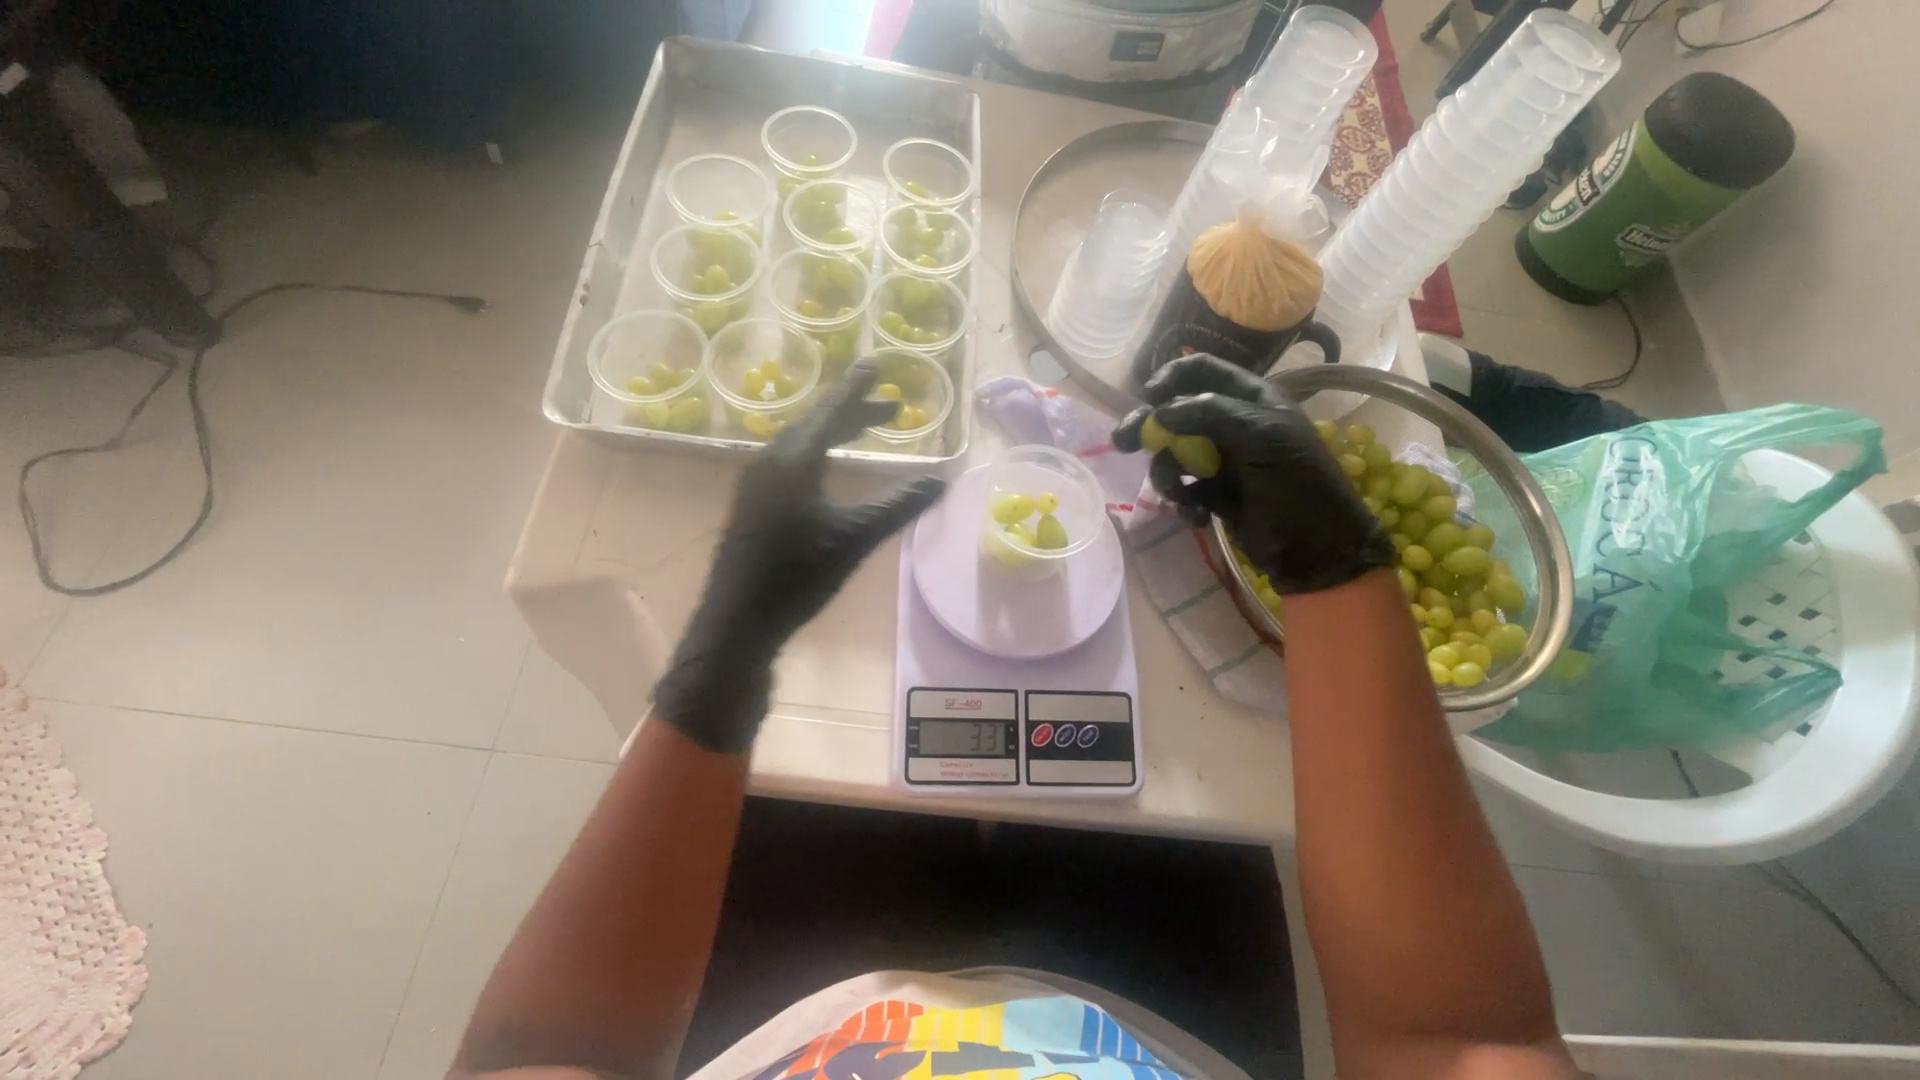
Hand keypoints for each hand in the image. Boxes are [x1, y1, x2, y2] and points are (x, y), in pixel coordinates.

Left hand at [653, 362, 945, 751]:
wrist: (739, 618)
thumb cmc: (799, 574)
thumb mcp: (856, 537)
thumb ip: (899, 506)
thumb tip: (940, 481)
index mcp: (794, 459)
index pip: (831, 411)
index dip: (857, 389)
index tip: (876, 365)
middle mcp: (771, 460)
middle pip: (816, 422)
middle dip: (854, 412)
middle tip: (891, 408)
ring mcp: (757, 482)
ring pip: (800, 442)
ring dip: (834, 432)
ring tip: (863, 431)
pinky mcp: (752, 503)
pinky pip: (789, 460)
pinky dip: (816, 451)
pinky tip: (826, 469)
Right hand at [1113, 354, 1392, 594]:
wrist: (1316, 549)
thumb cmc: (1297, 485)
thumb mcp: (1261, 437)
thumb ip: (1209, 414)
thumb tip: (1159, 411)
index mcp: (1251, 400)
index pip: (1202, 370)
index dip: (1171, 377)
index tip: (1148, 396)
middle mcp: (1234, 425)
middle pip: (1177, 414)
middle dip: (1150, 428)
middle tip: (1122, 442)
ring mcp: (1224, 461)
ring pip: (1174, 455)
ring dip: (1167, 475)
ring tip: (1177, 495)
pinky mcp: (1216, 495)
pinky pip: (1184, 489)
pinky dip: (1183, 502)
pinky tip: (1196, 517)